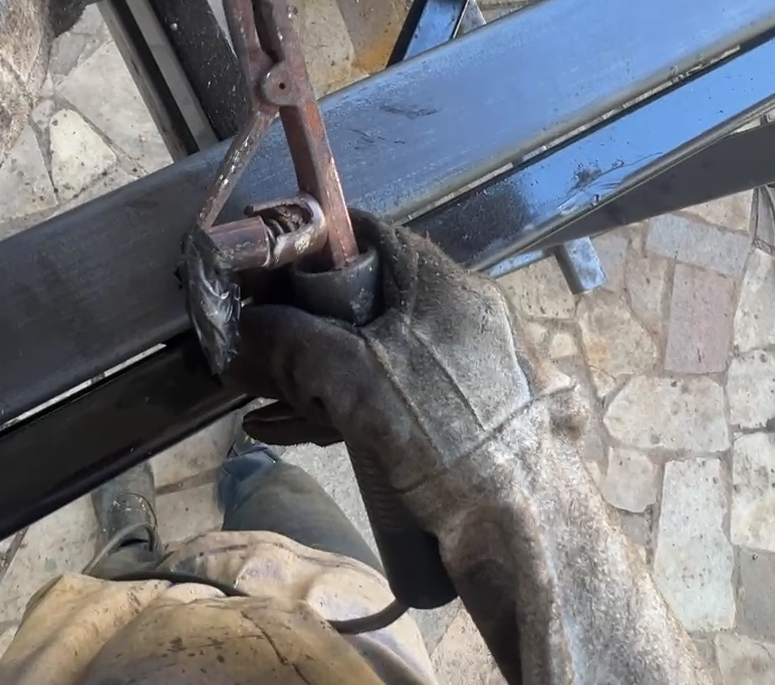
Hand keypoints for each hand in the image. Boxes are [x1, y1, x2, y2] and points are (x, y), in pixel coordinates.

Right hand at [229, 220, 711, 684]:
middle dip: (305, 327)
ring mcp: (468, 366)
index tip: (271, 267)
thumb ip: (291, 341)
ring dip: (319, 374)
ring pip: (376, 352)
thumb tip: (245, 323)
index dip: (313, 246)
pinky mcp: (468, 412)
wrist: (530, 539)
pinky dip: (350, 404)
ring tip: (268, 402)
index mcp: (446, 285)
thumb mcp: (355, 380)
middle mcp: (463, 314)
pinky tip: (301, 429)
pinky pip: (395, 391)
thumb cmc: (443, 435)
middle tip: (261, 348)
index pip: (369, 236)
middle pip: (366, 299)